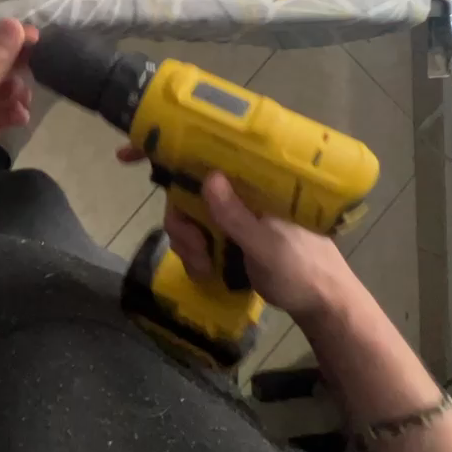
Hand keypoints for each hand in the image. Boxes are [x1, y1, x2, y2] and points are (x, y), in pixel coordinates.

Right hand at [118, 148, 362, 328]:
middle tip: (195, 248)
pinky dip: (192, 254)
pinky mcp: (224, 233)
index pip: (209, 150)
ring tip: (205, 266)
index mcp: (255, 179)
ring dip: (187, 243)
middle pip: (185, 187)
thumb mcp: (270, 247)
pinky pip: (191, 235)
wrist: (322, 306)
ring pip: (184, 213)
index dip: (169, 146)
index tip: (130, 152)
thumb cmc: (306, 270)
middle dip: (180, 221)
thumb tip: (209, 178)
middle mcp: (238, 188)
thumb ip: (238, 216)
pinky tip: (207, 271)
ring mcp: (229, 211)